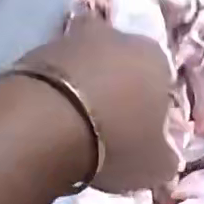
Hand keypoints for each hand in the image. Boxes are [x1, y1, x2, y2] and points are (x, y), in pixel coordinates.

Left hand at [17, 19, 178, 192]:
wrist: (48, 125)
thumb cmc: (118, 144)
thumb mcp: (157, 167)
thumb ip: (167, 156)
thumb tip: (164, 154)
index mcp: (157, 59)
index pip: (164, 86)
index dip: (155, 114)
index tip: (144, 138)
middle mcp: (119, 36)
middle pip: (125, 68)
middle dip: (121, 94)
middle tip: (112, 132)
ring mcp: (75, 37)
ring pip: (90, 67)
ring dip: (88, 90)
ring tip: (80, 129)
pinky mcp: (37, 47)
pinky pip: (58, 75)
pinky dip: (60, 94)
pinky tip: (56, 122)